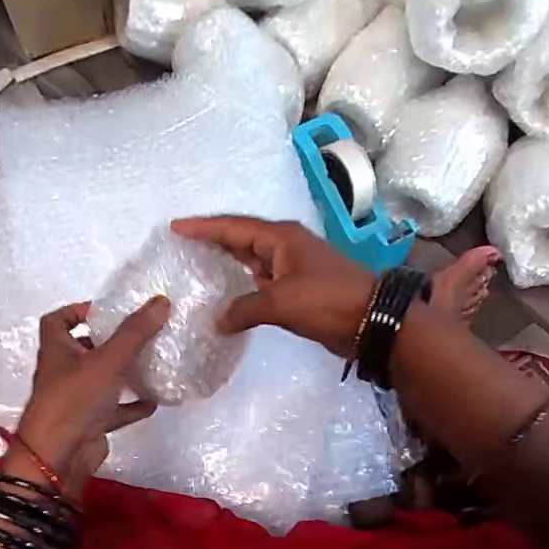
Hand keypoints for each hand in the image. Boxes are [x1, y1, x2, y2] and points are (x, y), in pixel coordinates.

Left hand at [10, 298, 170, 494]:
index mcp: (57, 350)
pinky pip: (113, 410)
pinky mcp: (89, 423)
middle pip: (83, 350)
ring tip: (150, 363)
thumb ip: (134, 333)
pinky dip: (131, 405)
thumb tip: (161, 301)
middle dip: (108, 342)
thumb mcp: (108, 361)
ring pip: (101, 380)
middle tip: (137, 335)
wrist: (59, 457)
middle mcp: (63, 372)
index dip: (77, 311)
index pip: (57, 320)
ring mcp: (76, 400)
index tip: (105, 311)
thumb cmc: (75, 400)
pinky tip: (153, 401)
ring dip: (123, 373)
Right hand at [171, 216, 374, 356]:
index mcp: (280, 239)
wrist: (371, 320)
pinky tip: (229, 298)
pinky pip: (261, 282)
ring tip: (199, 267)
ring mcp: (292, 268)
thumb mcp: (280, 302)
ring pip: (252, 261)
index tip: (176, 227)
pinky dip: (243, 287)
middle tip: (183, 245)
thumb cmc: (327, 300)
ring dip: (227, 264)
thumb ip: (244, 309)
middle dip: (213, 240)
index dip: (203, 227)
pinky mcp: (297, 290)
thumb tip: (218, 322)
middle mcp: (284, 248)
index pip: (233, 227)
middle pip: (241, 239)